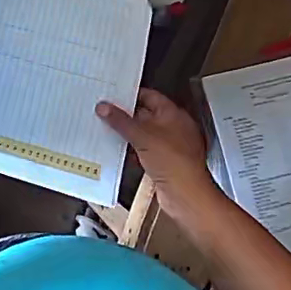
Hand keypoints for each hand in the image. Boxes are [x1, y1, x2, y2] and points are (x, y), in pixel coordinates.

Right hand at [97, 90, 223, 221]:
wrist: (185, 194)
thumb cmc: (174, 162)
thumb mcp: (141, 136)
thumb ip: (120, 120)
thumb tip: (105, 108)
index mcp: (173, 114)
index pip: (150, 96)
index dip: (131, 94)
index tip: (114, 95)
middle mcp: (173, 127)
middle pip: (145, 114)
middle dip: (126, 115)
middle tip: (106, 112)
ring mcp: (169, 145)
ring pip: (144, 133)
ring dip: (128, 133)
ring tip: (108, 129)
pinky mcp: (164, 161)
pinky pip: (145, 149)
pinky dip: (133, 148)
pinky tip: (119, 150)